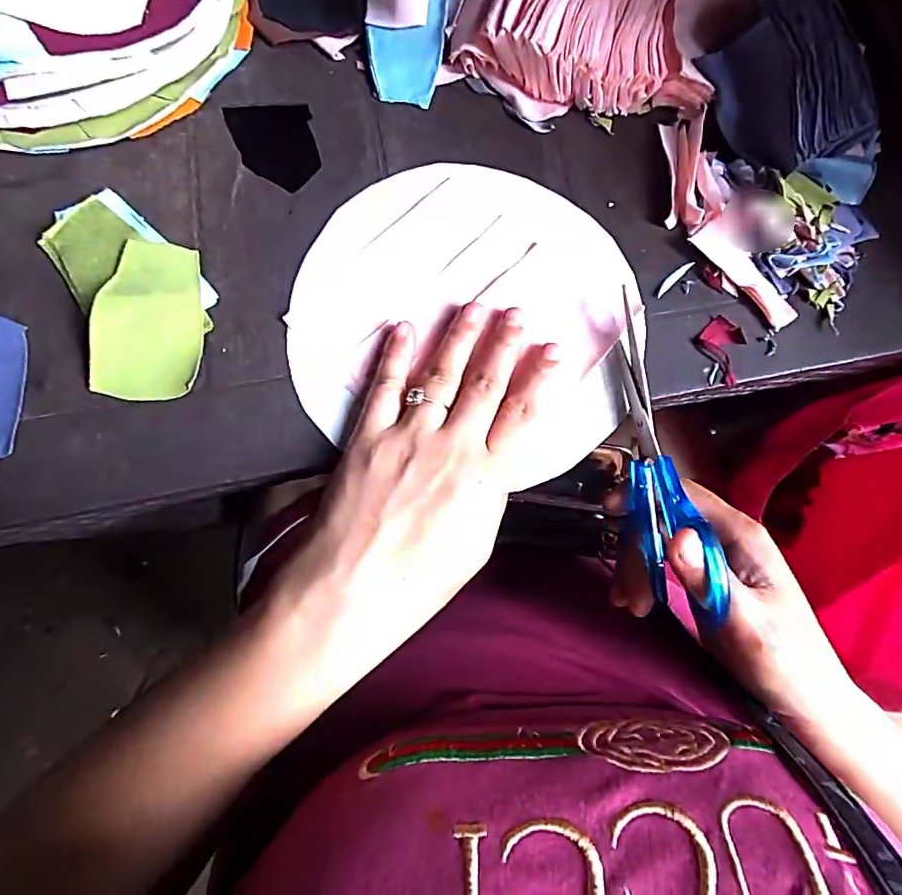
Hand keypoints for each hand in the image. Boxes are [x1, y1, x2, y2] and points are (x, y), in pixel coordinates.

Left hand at [261, 304, 560, 697]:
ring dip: (460, 338)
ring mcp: (408, 439)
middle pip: (485, 383)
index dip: (540, 377)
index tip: (551, 351)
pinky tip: (405, 329)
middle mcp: (451, 448)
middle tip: (516, 314)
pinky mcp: (368, 439)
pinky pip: (384, 387)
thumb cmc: (416, 582)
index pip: (522, 413)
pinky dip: (394, 355)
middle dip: (504, 343)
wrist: (350, 593)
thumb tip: (495, 465)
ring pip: (440, 375)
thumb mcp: (477, 543)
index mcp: (485, 477)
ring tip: (474, 309)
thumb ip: (490, 494)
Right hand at [610, 480, 859, 723]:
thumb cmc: (787, 664)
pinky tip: (638, 603)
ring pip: (662, 541)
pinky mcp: (709, 581)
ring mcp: (718, 560)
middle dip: (639, 547)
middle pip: (667, 518)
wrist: (807, 703)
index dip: (647, 494)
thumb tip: (676, 536)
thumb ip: (710, 579)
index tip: (612, 509)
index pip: (686, 494)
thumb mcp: (746, 623)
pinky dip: (646, 578)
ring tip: (633, 606)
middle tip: (629, 593)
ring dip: (638, 566)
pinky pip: (667, 564)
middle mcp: (729, 540)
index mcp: (743, 537)